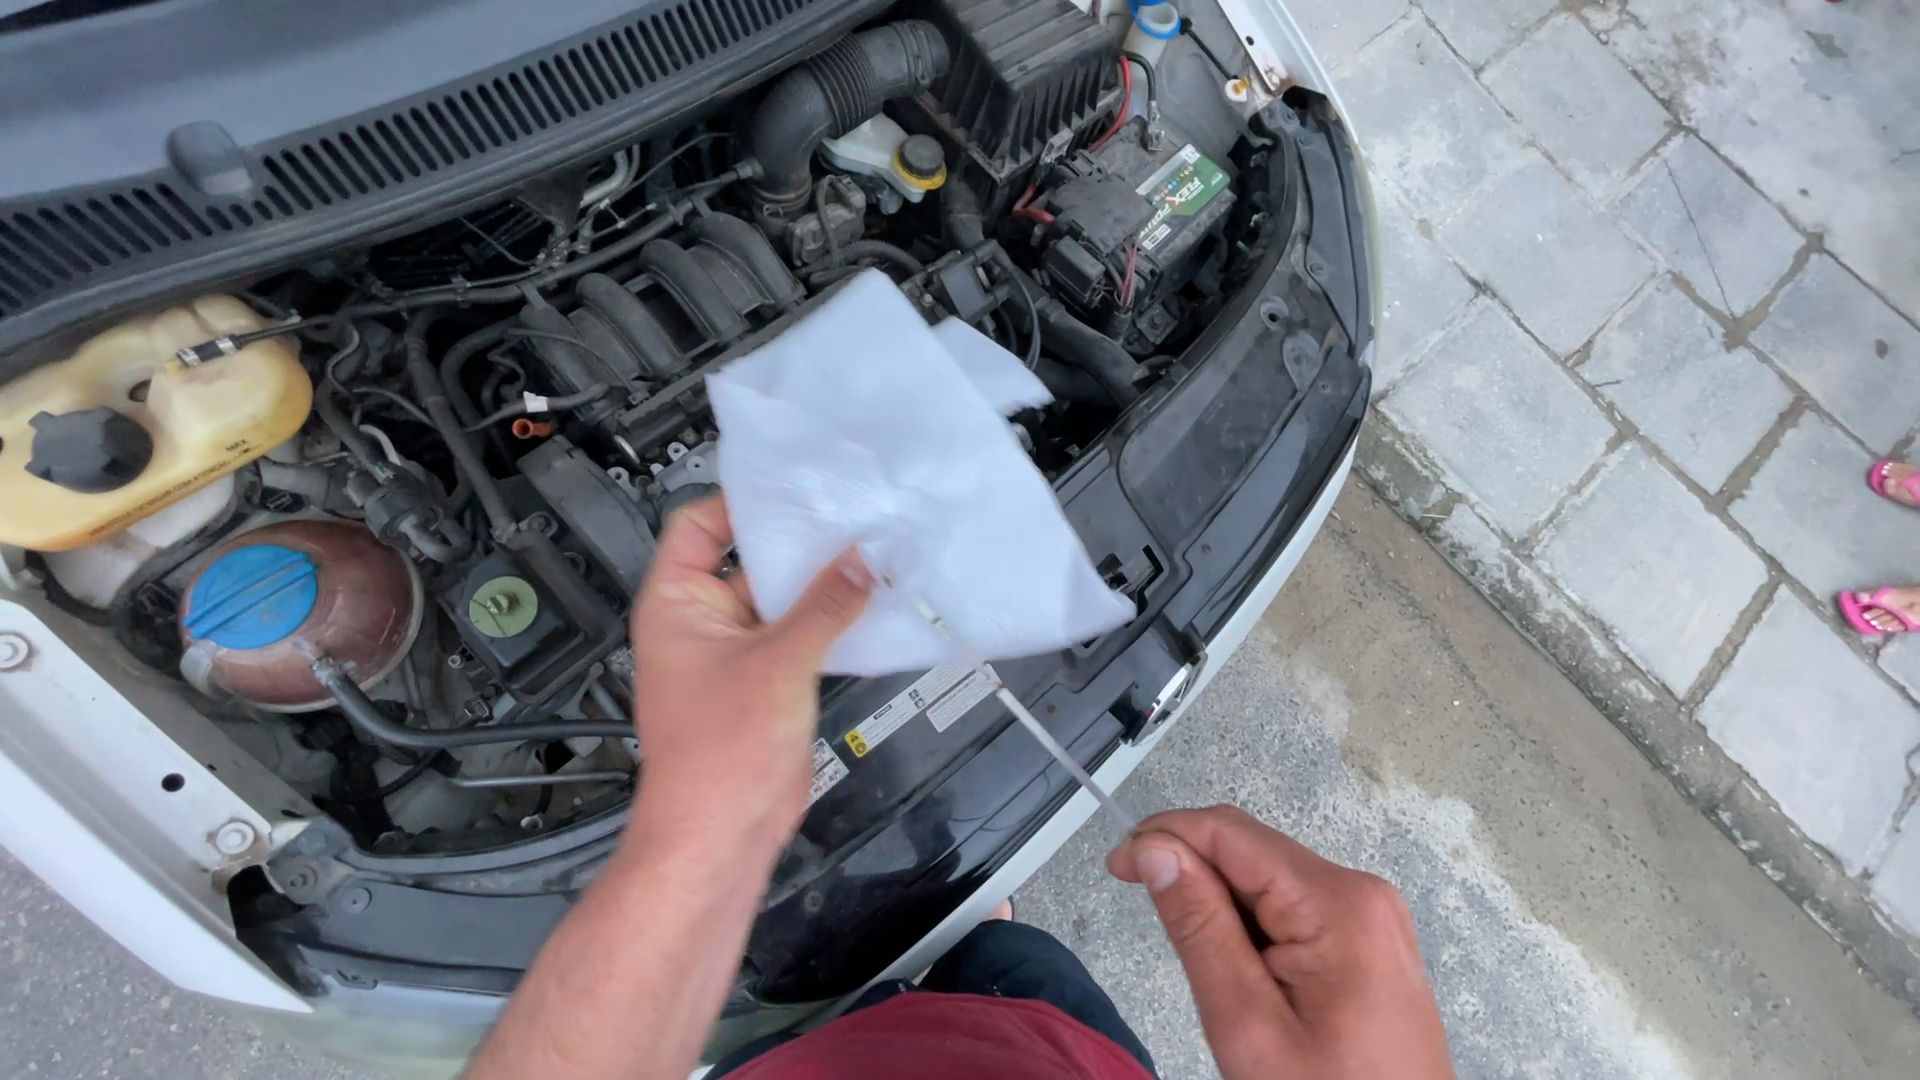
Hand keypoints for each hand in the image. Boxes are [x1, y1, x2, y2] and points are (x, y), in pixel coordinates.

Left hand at [627, 496, 873, 850]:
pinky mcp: (769, 676)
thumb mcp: (778, 663)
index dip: (740, 504)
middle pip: (750, 560)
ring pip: (782, 599)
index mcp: (677, 604)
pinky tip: (868, 607)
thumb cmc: (717, 754)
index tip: (792, 492)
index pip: (698, 526)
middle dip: (799, 546)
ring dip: (821, 586)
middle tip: (849, 521)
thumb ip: (824, 607)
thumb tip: (860, 562)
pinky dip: (830, 620)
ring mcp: (739, 650)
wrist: (724, 832)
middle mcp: (704, 621)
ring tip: (869, 559)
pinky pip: (801, 633)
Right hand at [1109, 806, 1453, 1079]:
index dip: (1163, 835)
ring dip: (1216, 898)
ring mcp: (1367, 912)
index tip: (1117, 868)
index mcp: (1335, 902)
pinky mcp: (1364, 936)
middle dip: (1189, 867)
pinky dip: (1246, 920)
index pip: (1228, 832)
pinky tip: (1240, 966)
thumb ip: (1198, 927)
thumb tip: (1153, 848)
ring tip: (1204, 961)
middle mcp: (1357, 889)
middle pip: (1247, 847)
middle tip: (1150, 915)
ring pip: (1262, 874)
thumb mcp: (1247, 1025)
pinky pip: (1286, 901)